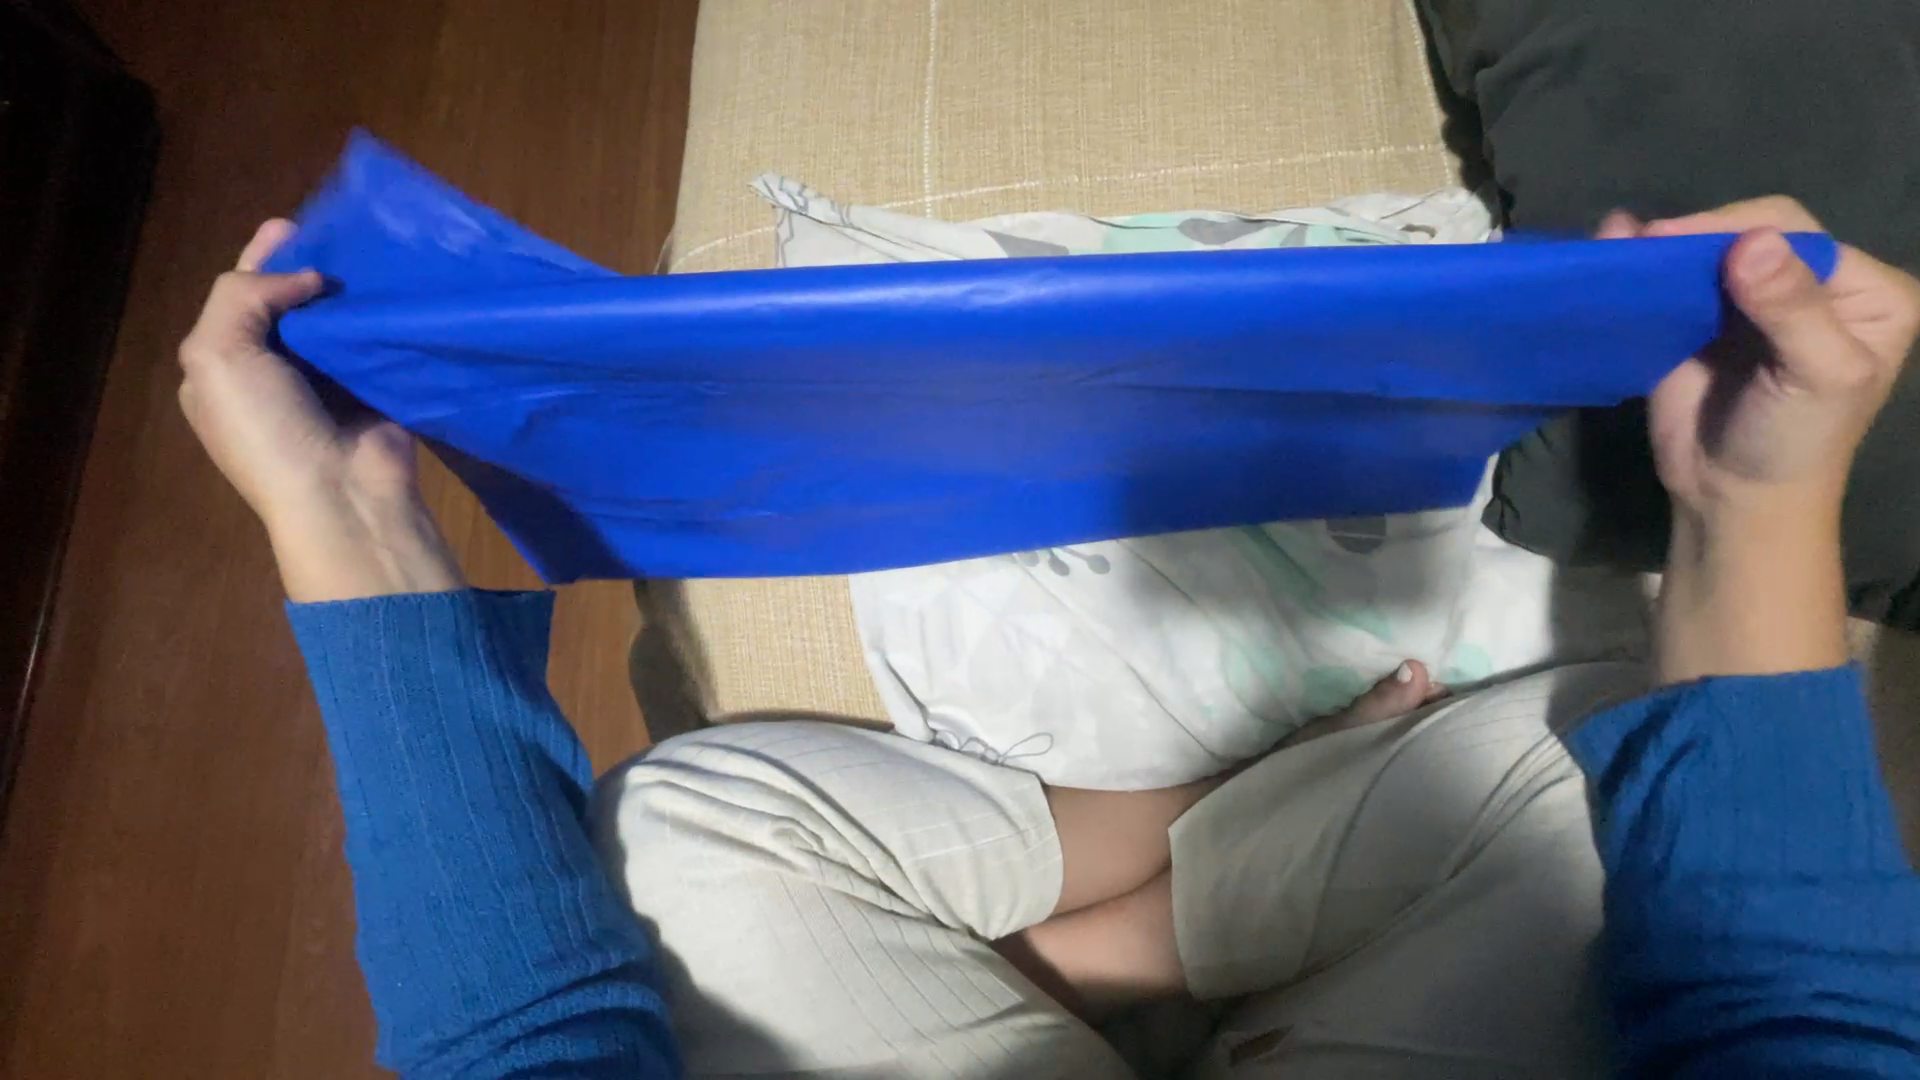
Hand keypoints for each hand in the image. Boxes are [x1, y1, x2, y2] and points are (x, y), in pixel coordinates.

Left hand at [179, 220, 462, 601]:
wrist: (341, 491)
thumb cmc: (268, 427)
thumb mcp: (220, 355)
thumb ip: (245, 298)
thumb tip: (313, 280)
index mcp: (225, 364)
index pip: (240, 298)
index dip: (261, 260)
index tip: (294, 226)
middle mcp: (278, 371)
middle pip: (293, 307)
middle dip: (312, 272)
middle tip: (344, 238)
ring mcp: (332, 385)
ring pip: (340, 326)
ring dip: (355, 297)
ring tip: (380, 261)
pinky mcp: (380, 395)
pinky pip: (381, 351)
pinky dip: (389, 327)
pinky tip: (404, 301)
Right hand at [1600, 198, 1919, 522]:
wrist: (1733, 494)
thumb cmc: (1796, 439)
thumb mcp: (1818, 374)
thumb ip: (1791, 309)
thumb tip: (1749, 245)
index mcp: (1858, 291)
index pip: (1795, 235)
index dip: (1734, 230)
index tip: (1668, 239)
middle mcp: (1801, 290)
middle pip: (1745, 239)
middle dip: (1692, 236)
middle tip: (1637, 244)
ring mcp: (1738, 312)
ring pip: (1701, 263)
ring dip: (1659, 251)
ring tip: (1614, 242)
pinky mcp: (1688, 335)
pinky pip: (1667, 297)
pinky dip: (1640, 279)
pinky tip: (1612, 261)